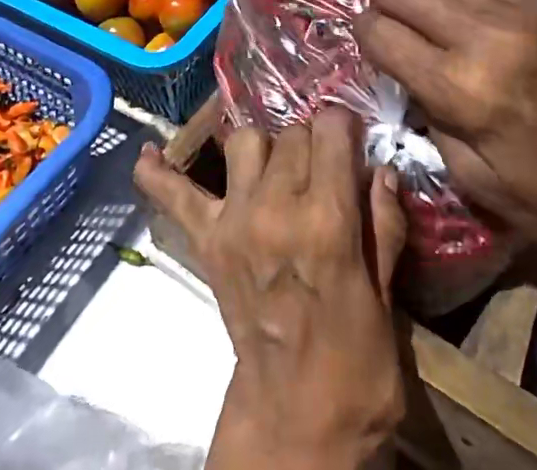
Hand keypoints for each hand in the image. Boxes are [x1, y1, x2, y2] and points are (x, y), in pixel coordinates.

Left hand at [134, 107, 406, 469]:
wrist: (298, 411)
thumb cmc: (358, 361)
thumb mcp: (386, 293)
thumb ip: (383, 223)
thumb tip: (380, 167)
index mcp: (328, 221)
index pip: (327, 131)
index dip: (341, 126)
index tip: (347, 136)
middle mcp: (275, 208)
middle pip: (288, 134)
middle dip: (309, 142)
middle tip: (319, 167)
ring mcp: (233, 219)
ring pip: (243, 142)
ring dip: (261, 148)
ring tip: (274, 170)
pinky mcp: (204, 236)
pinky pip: (169, 191)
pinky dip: (156, 171)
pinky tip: (150, 154)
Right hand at [353, 0, 536, 251]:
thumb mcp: (464, 173)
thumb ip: (421, 112)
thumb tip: (394, 68)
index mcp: (460, 88)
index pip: (378, 31)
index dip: (362, 38)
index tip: (373, 53)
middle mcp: (483, 38)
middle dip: (381, 3)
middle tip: (392, 27)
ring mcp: (513, 13)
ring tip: (419, 7)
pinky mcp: (535, 3)